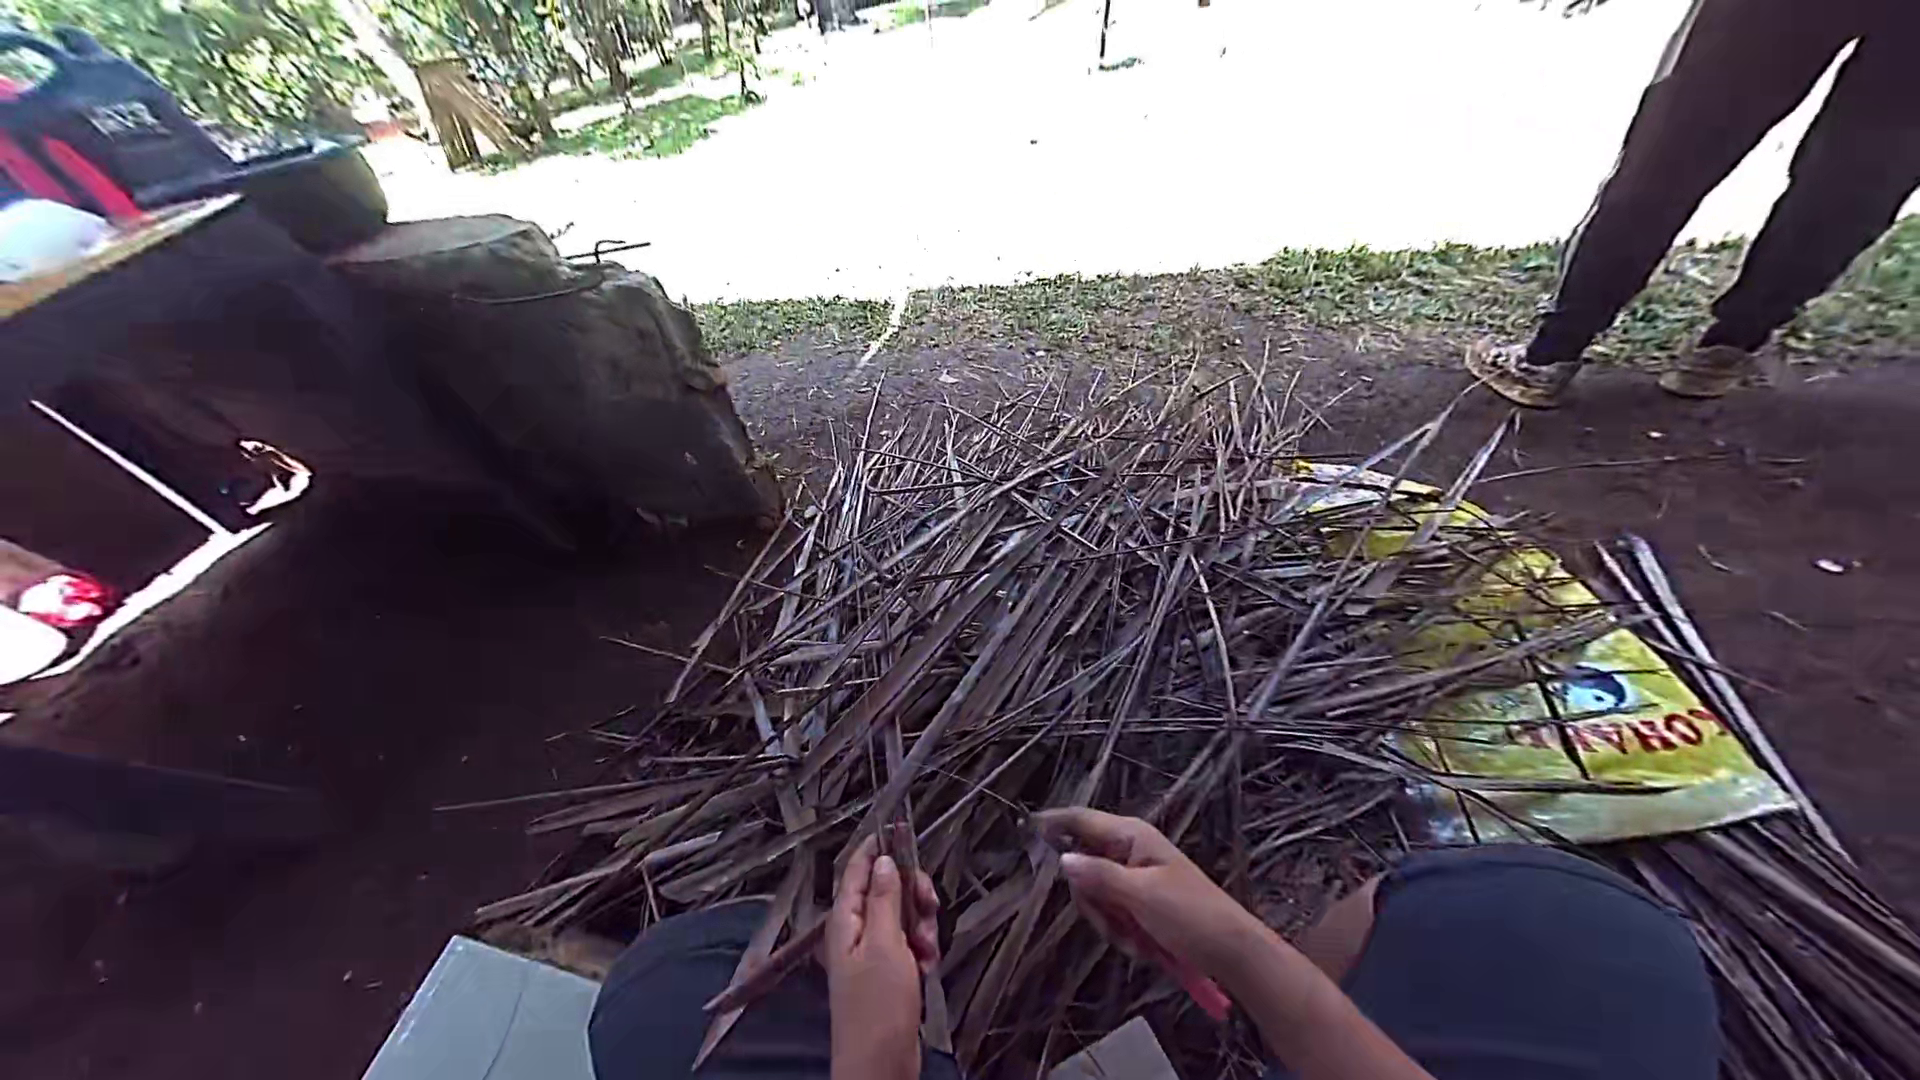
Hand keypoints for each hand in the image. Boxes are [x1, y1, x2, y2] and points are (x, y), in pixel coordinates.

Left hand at [823, 835, 939, 1079]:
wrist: (881, 1072)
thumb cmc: (878, 1006)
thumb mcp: (885, 944)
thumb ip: (884, 898)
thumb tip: (882, 859)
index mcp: (846, 920)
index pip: (857, 868)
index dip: (877, 846)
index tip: (900, 829)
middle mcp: (856, 930)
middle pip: (886, 889)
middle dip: (912, 893)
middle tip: (929, 906)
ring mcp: (872, 952)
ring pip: (902, 914)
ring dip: (921, 924)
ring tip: (928, 948)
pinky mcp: (889, 971)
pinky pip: (908, 942)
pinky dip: (922, 947)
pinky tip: (929, 964)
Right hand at [1034, 808, 1272, 990]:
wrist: (1233, 951)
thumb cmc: (1190, 914)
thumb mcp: (1142, 896)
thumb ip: (1099, 876)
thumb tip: (1062, 860)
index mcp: (1130, 835)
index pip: (1081, 820)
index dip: (1054, 823)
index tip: (1027, 828)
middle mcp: (1129, 848)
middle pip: (1084, 864)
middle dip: (1092, 900)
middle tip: (1111, 924)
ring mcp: (1134, 873)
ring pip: (1096, 892)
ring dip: (1109, 921)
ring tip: (1135, 941)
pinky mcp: (1141, 898)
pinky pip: (1113, 910)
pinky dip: (1121, 930)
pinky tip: (1142, 946)